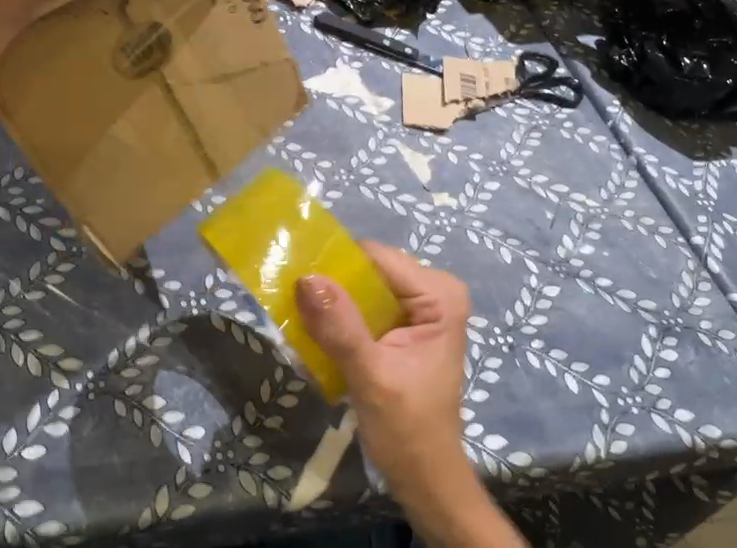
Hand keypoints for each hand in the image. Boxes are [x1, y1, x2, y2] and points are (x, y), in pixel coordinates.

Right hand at [297, 243, 475, 505]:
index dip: (337, 266)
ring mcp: (421, 308)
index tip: (297, 280)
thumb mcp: (370, 377)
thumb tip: (306, 278)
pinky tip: (321, 333)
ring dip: (334, 301)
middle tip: (295, 303)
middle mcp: (435, 291)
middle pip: (370, 268)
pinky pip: (366, 303)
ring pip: (365, 285)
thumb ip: (341, 327)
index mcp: (440, 296)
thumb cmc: (407, 431)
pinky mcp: (406, 324)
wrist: (426, 478)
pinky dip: (342, 316)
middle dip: (334, 283)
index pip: (377, 258)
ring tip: (304, 319)